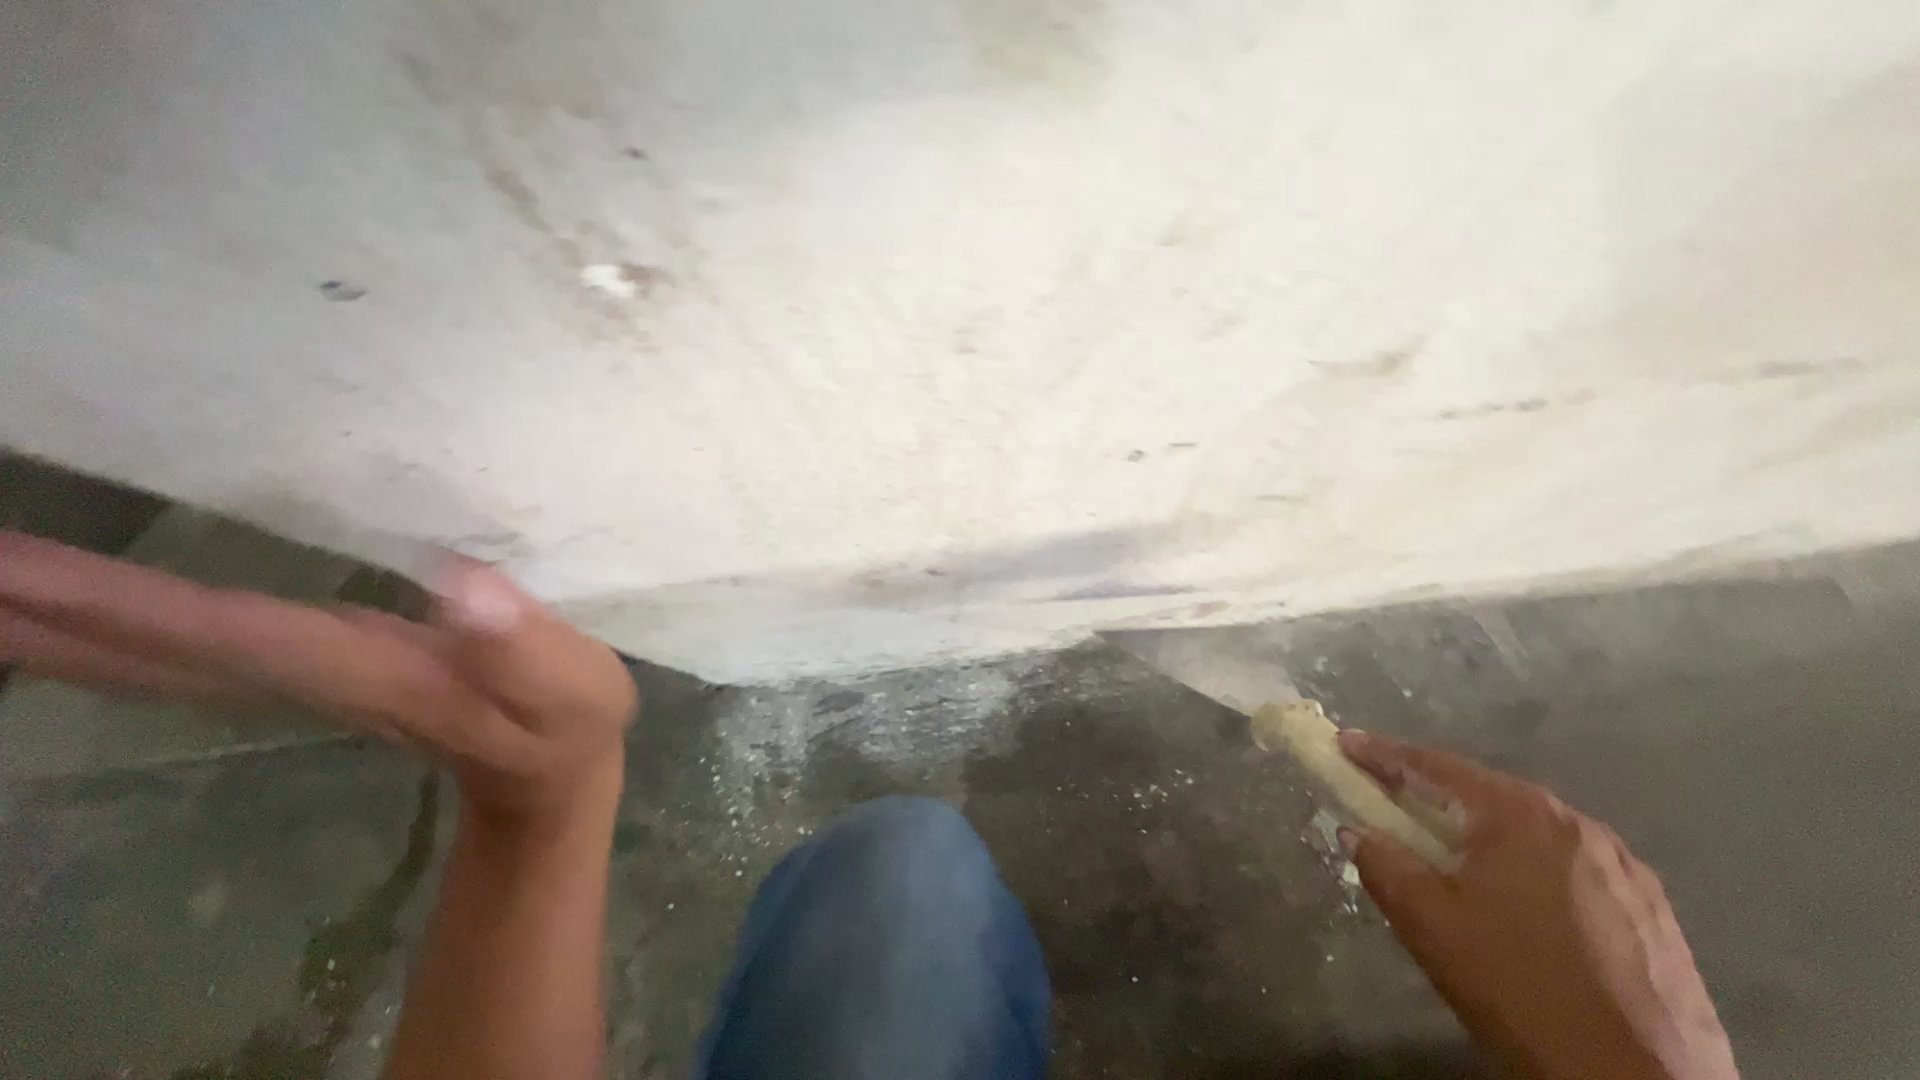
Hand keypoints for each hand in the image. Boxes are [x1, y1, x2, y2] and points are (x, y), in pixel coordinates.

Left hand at [0, 528, 636, 827]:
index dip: (129, 606)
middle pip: (163, 654)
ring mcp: (307, 682)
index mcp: (372, 672)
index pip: (234, 634)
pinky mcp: (313, 675)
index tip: (10, 569)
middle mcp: (316, 677)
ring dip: (60, 631)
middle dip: (53, 615)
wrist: (549, 779)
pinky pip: (191, 662)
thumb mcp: (573, 685)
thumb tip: (461, 582)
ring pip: (160, 666)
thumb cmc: (570, 724)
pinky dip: (116, 642)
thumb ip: (523, 643)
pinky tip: (75, 625)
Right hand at [1337, 731, 1737, 1079]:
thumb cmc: (1517, 987)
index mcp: (1521, 815)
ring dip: (1484, 835)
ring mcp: (1624, 867)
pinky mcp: (1653, 910)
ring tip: (1449, 858)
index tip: (1344, 744)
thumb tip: (1357, 831)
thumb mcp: (1428, 922)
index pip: (1437, 767)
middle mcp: (1578, 824)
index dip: (1383, 754)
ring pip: (1532, 833)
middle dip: (1433, 795)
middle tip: (1387, 801)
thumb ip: (1382, 863)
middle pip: (1488, 795)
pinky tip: (1517, 905)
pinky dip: (1529, 869)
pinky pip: (1570, 869)